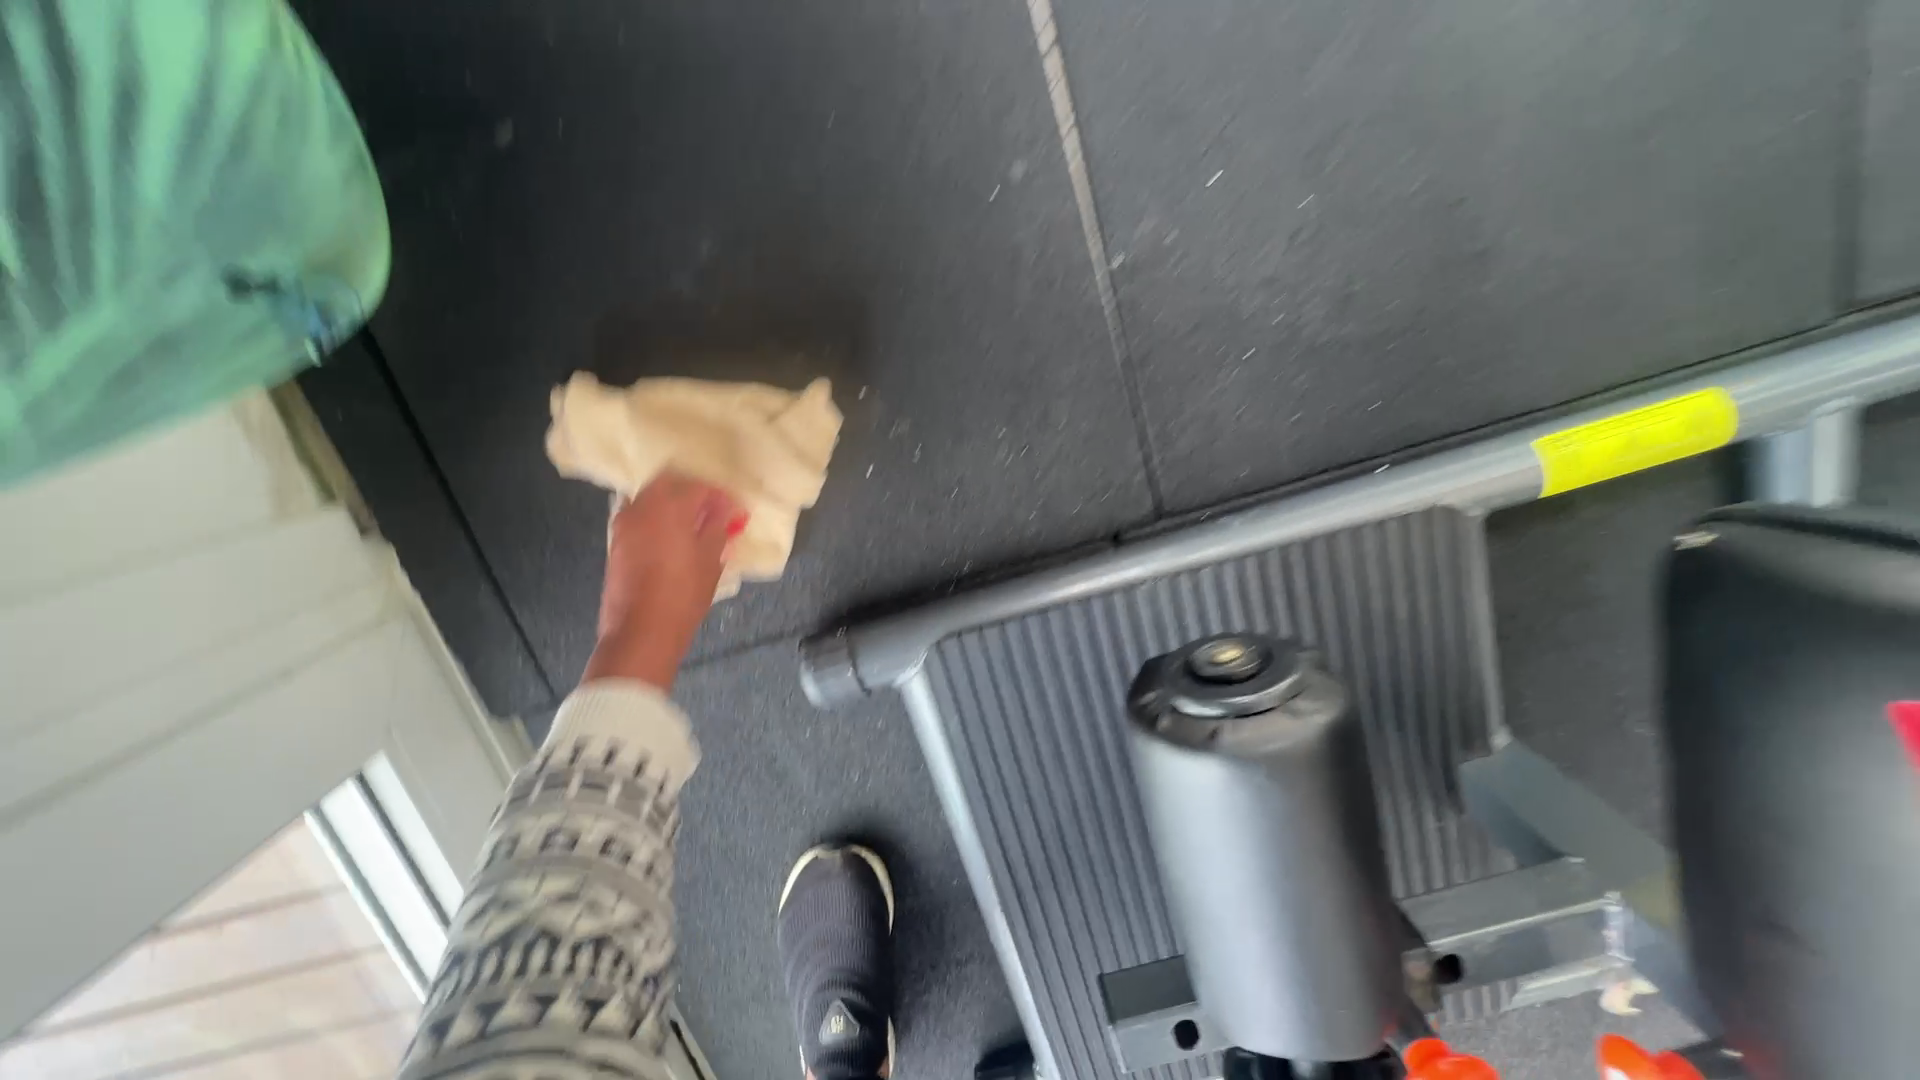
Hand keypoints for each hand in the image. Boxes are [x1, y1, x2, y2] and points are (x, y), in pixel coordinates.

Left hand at [581, 472, 743, 689]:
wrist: (640, 632)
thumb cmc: (682, 596)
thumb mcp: (710, 562)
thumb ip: (718, 529)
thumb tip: (725, 511)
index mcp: (668, 508)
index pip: (701, 487)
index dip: (723, 498)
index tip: (737, 512)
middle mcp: (641, 507)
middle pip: (670, 483)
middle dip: (694, 493)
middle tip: (714, 513)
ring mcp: (624, 524)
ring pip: (651, 498)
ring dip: (674, 505)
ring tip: (695, 527)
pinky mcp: (616, 542)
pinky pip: (640, 517)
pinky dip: (658, 520)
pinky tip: (674, 540)